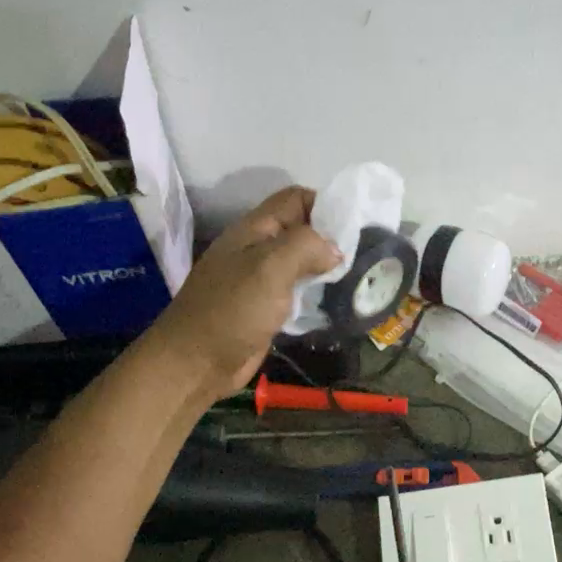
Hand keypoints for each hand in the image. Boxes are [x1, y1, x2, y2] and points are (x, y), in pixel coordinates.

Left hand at [144, 186, 341, 396]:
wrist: (196, 362)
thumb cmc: (232, 310)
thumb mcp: (270, 268)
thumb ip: (305, 247)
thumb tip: (336, 250)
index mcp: (255, 229)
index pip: (296, 199)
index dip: (326, 204)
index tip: (355, 225)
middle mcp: (258, 249)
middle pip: (302, 229)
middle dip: (332, 237)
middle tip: (365, 254)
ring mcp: (261, 280)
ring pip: (302, 262)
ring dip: (327, 268)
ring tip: (359, 277)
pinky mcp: (266, 308)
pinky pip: (298, 291)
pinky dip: (318, 293)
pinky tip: (337, 302)